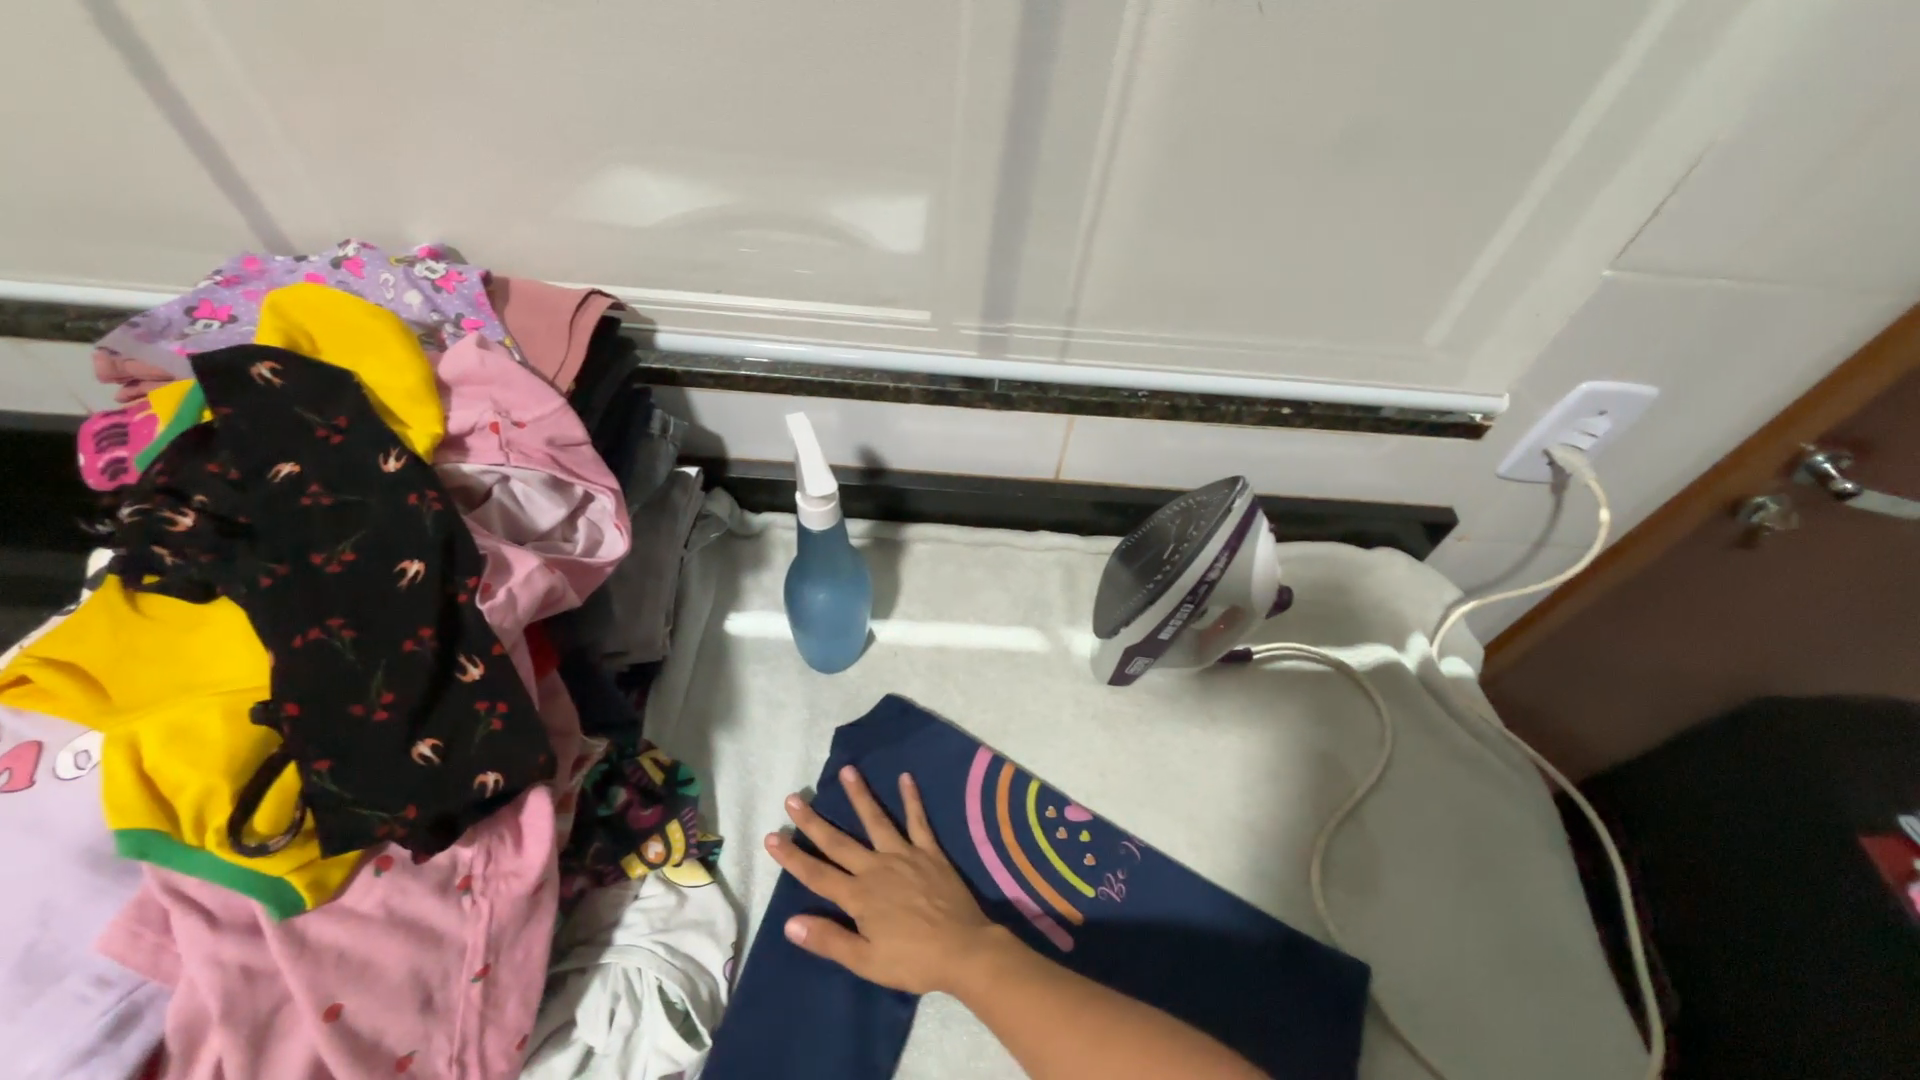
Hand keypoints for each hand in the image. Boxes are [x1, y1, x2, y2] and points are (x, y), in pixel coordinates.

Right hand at [765, 766, 1014, 995]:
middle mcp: (877, 868)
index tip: (771, 836)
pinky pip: (919, 821)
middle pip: (839, 842)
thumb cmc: (913, 961)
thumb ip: (828, 940)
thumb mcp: (866, 961)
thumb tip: (789, 922)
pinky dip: (912, 799)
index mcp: (859, 896)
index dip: (792, 856)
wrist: (964, 950)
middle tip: (793, 798)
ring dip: (860, 795)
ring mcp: (905, 856)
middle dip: (813, 821)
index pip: (817, 874)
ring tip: (847, 770)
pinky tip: (906, 778)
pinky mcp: (930, 853)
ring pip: (876, 820)